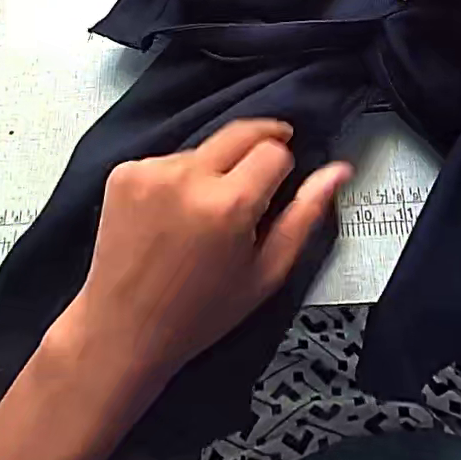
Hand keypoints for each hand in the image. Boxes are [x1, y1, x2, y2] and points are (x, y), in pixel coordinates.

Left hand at [55, 119, 350, 387]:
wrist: (122, 329)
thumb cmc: (200, 311)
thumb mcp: (266, 272)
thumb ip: (306, 214)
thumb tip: (338, 170)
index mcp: (229, 205)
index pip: (275, 150)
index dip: (283, 166)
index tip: (277, 185)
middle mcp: (188, 178)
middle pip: (242, 131)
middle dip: (260, 144)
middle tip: (260, 172)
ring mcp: (151, 171)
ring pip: (206, 147)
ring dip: (215, 166)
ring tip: (205, 210)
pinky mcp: (125, 171)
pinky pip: (170, 157)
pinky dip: (179, 176)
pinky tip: (174, 212)